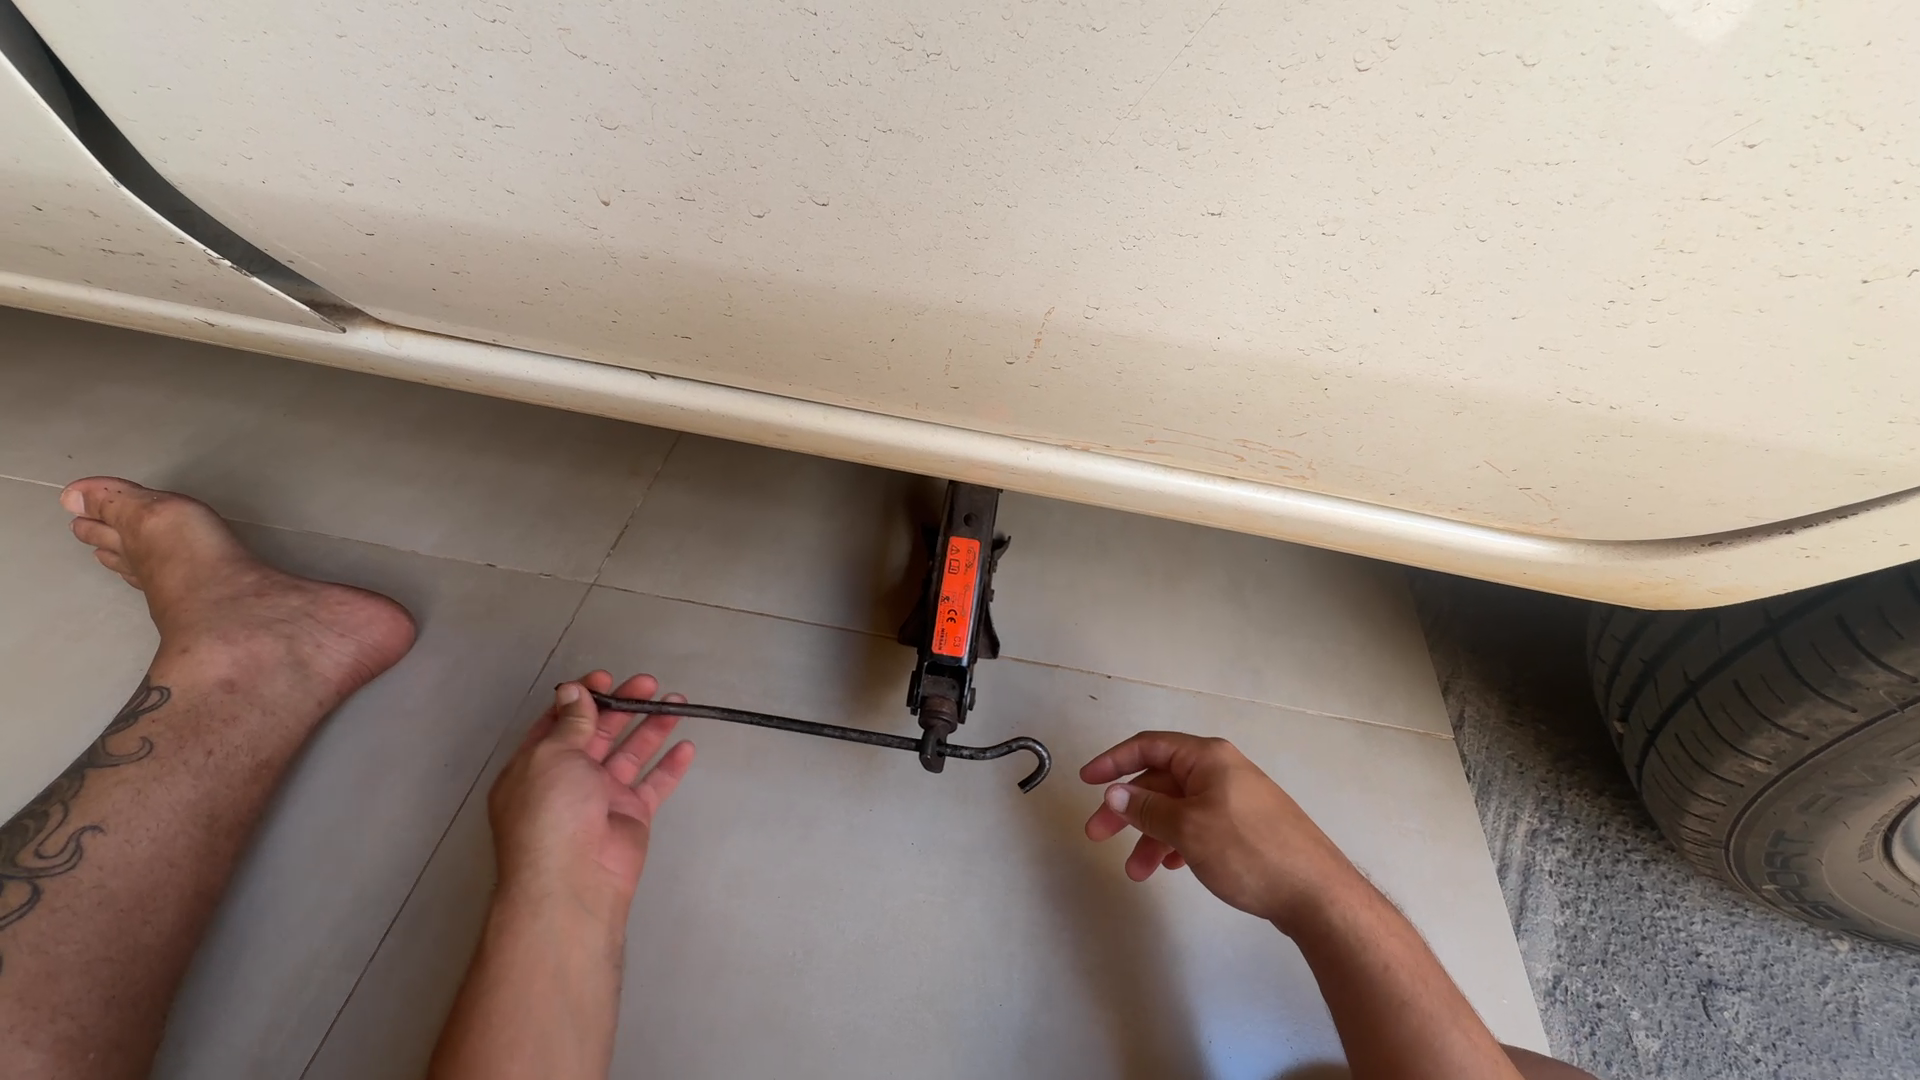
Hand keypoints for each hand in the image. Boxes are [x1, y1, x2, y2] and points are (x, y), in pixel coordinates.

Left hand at [487, 671, 695, 919]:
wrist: (573, 879)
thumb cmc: (551, 812)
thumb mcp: (552, 756)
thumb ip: (571, 722)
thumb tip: (573, 691)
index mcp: (537, 764)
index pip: (560, 721)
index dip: (582, 696)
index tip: (607, 677)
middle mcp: (567, 778)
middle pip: (599, 732)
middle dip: (623, 705)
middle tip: (648, 684)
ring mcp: (601, 797)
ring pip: (630, 752)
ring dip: (651, 726)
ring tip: (676, 701)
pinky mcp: (631, 814)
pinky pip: (653, 783)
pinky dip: (670, 765)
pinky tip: (687, 746)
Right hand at [1081, 731, 1364, 932]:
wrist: (1318, 895)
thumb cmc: (1248, 851)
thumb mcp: (1188, 829)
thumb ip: (1146, 809)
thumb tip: (1115, 792)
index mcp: (1207, 757)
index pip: (1148, 746)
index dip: (1113, 761)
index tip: (1086, 781)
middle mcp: (1220, 770)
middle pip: (1159, 781)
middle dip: (1127, 809)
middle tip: (1097, 836)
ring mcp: (1235, 798)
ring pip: (1177, 808)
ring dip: (1151, 835)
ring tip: (1136, 872)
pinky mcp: (1246, 827)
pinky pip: (1198, 825)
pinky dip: (1177, 842)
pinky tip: (1169, 867)